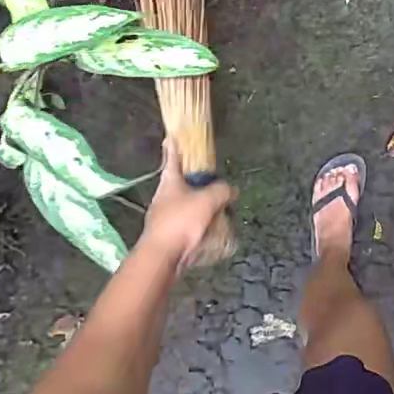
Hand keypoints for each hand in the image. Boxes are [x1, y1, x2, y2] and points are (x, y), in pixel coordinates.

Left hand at [138, 138, 235, 265]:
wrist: (162, 256)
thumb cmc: (181, 221)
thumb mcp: (208, 200)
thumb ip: (222, 191)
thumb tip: (231, 190)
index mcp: (170, 183)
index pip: (172, 159)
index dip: (174, 147)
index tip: (172, 136)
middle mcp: (164, 197)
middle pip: (180, 183)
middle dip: (194, 182)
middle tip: (211, 180)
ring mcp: (164, 217)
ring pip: (185, 205)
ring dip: (199, 205)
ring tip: (217, 208)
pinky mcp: (168, 234)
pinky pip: (187, 224)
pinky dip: (198, 224)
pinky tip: (211, 229)